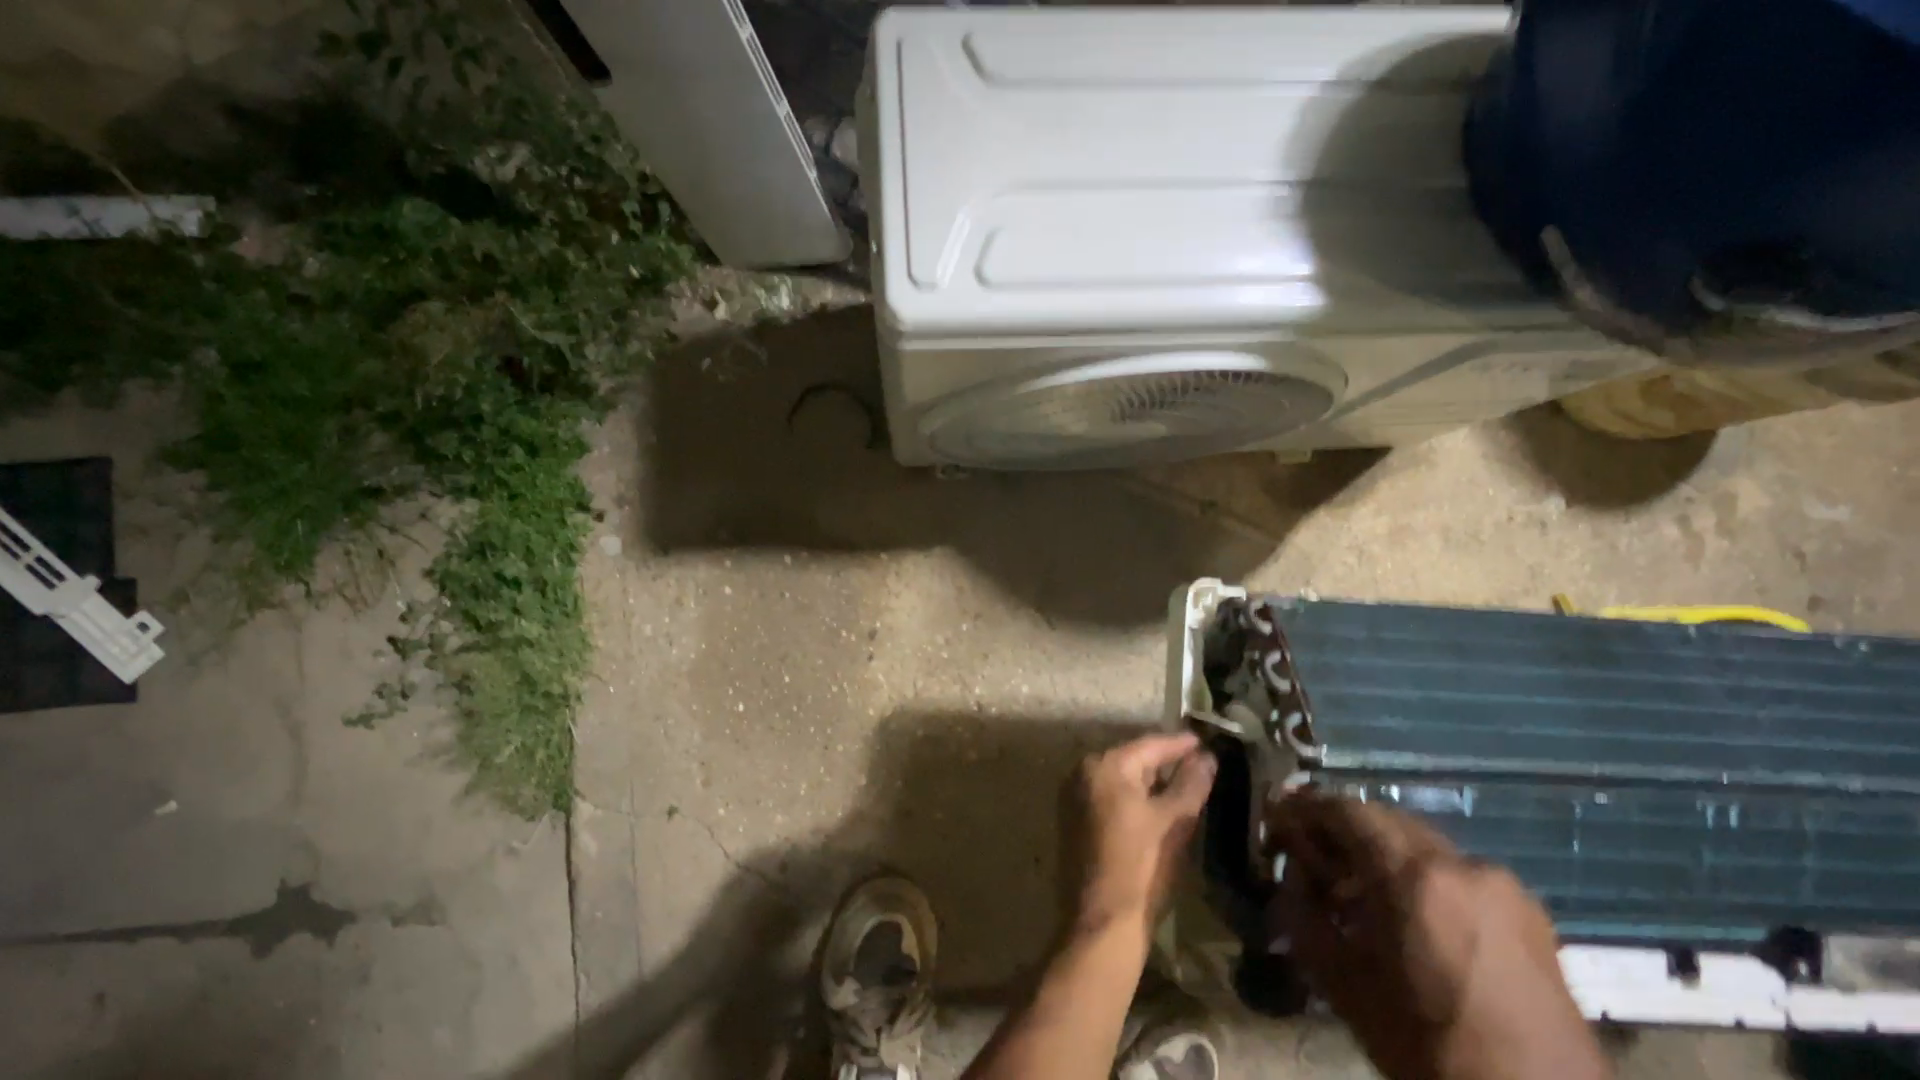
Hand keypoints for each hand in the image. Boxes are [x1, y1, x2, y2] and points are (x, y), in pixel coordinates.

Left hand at [1069, 733, 1216, 935]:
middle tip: (1197, 761)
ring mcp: (1074, 797)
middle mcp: (1083, 773)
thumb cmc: (1142, 866)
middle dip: (1164, 761)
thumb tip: (1207, 757)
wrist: (1102, 920)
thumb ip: (1192, 783)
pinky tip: (1156, 806)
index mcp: (1105, 766)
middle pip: (1133, 759)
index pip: (1150, 745)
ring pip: (1121, 779)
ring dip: (1150, 781)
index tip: (1205, 741)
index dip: (1180, 744)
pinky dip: (1133, 797)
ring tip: (1183, 782)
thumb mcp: (1175, 820)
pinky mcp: (1074, 821)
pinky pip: (1109, 797)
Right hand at [1266, 790, 1606, 1079]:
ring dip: (1384, 854)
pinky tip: (1410, 917)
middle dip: (1344, 831)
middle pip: (1388, 820)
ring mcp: (1503, 883)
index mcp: (1415, 877)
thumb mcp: (1342, 985)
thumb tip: (1294, 876)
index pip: (1348, 810)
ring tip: (1359, 891)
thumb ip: (1304, 915)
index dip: (1307, 808)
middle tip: (1311, 856)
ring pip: (1425, 846)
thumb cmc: (1427, 1047)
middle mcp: (1462, 864)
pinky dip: (1423, 879)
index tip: (1279, 820)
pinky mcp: (1530, 911)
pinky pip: (1459, 874)